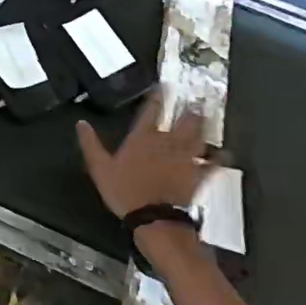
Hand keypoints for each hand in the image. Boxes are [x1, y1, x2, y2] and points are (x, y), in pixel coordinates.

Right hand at [76, 92, 210, 218]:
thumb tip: (81, 123)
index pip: (151, 111)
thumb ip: (91, 143)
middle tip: (194, 99)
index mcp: (142, 138)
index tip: (163, 85)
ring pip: (198, 137)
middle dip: (188, 109)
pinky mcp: (197, 176)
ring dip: (203, 126)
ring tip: (208, 116)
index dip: (157, 97)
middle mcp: (166, 143)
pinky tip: (225, 153)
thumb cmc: (123, 191)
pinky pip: (211, 164)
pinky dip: (218, 157)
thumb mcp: (99, 167)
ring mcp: (184, 159)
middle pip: (181, 121)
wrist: (152, 218)